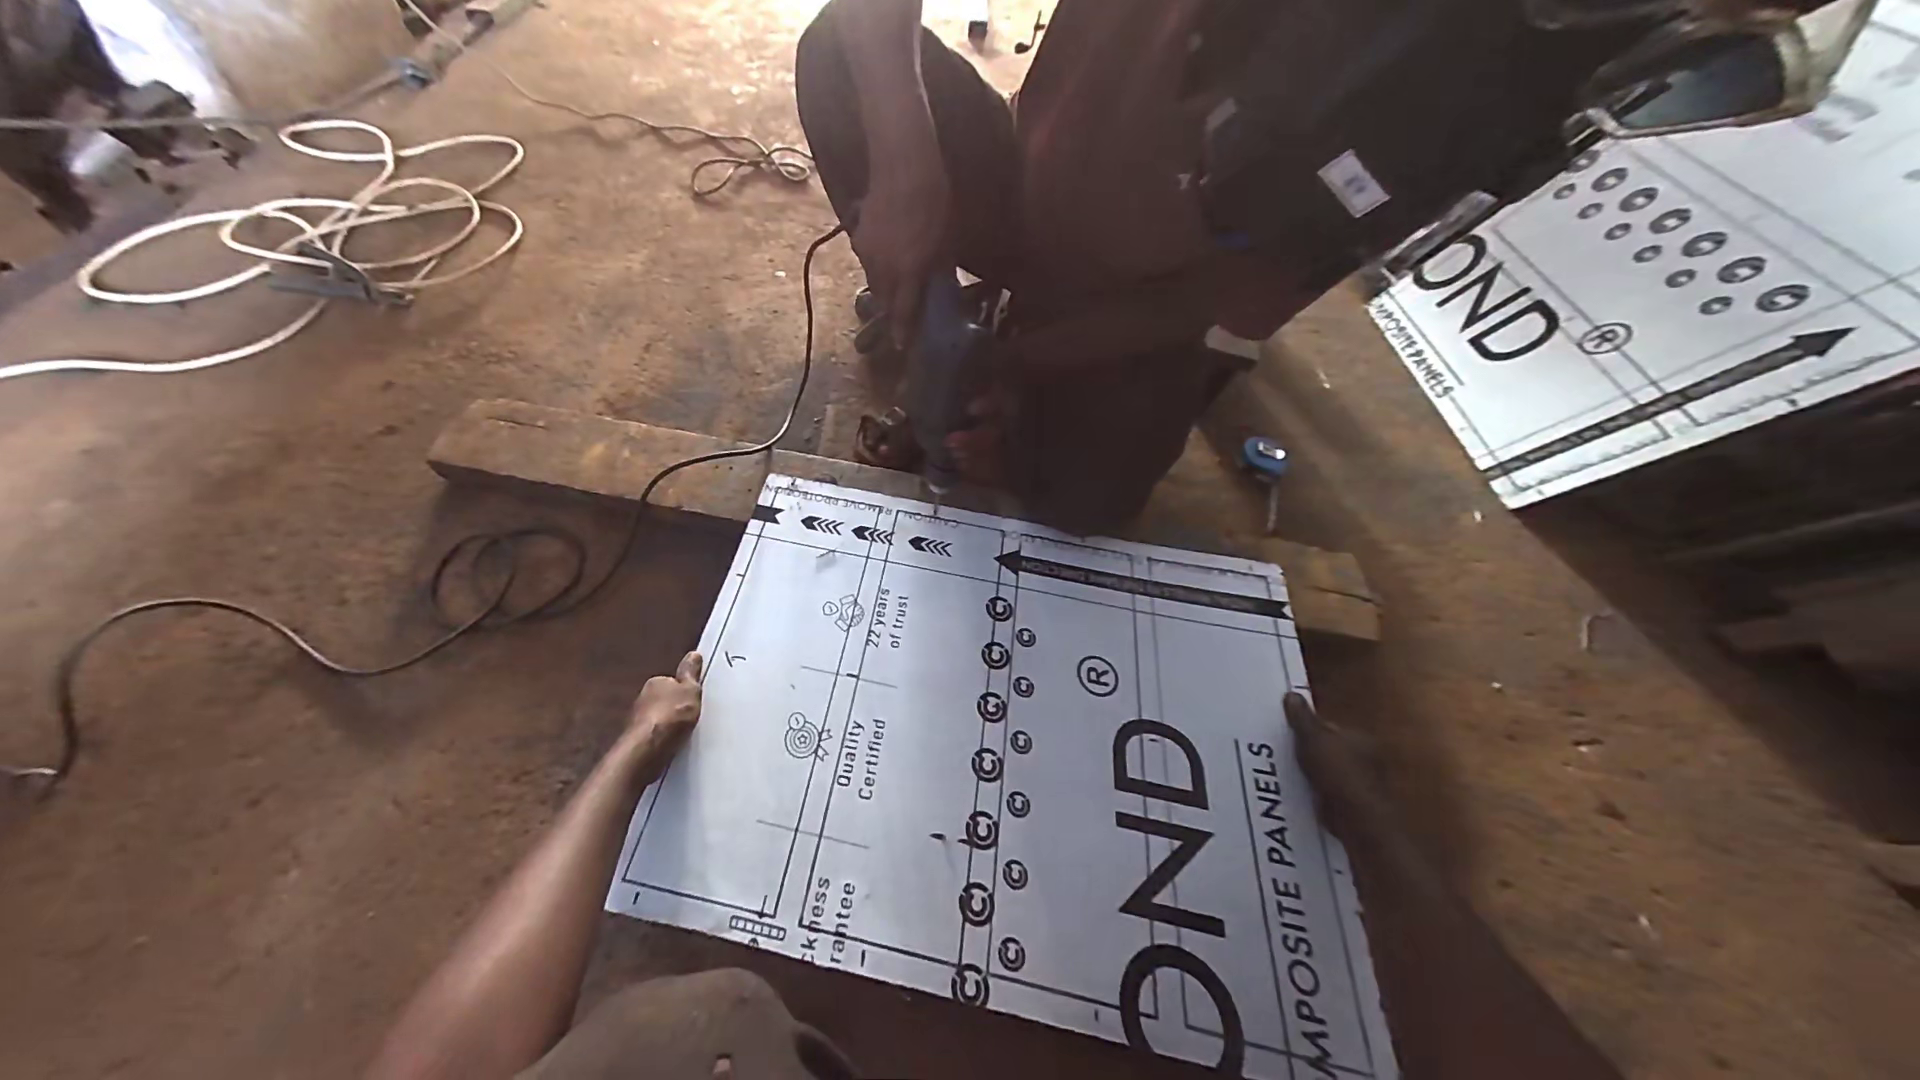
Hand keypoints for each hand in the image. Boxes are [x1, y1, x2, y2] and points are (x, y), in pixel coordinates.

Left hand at [623, 652, 704, 776]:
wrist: (650, 747)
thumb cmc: (671, 715)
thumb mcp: (691, 690)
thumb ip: (691, 673)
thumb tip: (693, 655)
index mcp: (655, 682)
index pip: (673, 681)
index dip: (686, 689)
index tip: (696, 697)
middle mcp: (643, 697)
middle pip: (666, 699)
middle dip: (677, 706)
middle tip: (693, 714)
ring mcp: (638, 719)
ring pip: (660, 717)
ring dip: (670, 723)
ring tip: (685, 730)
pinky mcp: (638, 737)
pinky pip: (656, 733)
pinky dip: (664, 737)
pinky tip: (674, 742)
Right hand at [852, 142, 951, 348]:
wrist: (902, 163)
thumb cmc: (934, 201)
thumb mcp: (946, 242)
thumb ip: (939, 271)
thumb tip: (936, 289)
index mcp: (907, 273)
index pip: (902, 311)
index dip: (901, 331)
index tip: (900, 346)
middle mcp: (883, 268)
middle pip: (884, 300)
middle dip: (892, 310)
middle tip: (901, 316)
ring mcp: (867, 252)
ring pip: (874, 281)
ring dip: (884, 289)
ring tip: (895, 287)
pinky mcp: (859, 235)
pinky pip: (868, 261)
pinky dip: (877, 267)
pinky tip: (887, 258)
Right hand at [1283, 692, 1381, 841]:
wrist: (1355, 819)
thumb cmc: (1337, 772)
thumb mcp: (1312, 738)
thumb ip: (1301, 717)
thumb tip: (1291, 694)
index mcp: (1359, 737)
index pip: (1330, 726)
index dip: (1307, 726)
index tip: (1287, 730)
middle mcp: (1365, 757)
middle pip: (1328, 747)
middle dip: (1307, 748)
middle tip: (1282, 748)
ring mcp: (1360, 782)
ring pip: (1326, 769)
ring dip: (1309, 770)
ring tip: (1284, 769)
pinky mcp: (1351, 803)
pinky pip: (1326, 789)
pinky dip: (1313, 788)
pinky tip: (1298, 789)